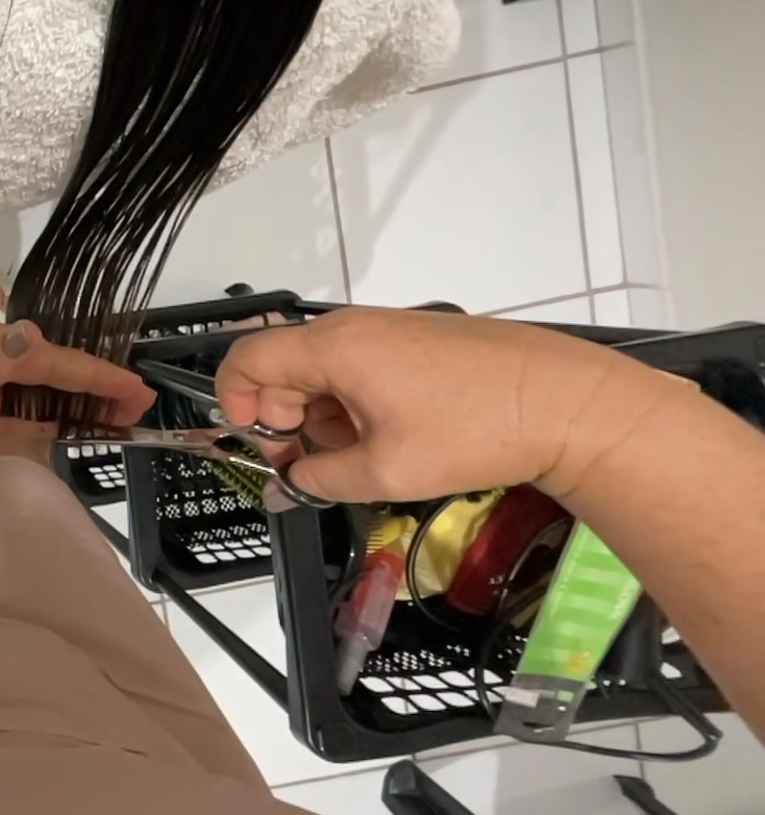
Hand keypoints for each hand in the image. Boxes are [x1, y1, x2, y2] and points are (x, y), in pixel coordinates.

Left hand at [0, 315, 156, 466]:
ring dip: (66, 406)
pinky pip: (2, 417)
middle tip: (135, 410)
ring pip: (25, 395)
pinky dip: (32, 421)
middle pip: (39, 372)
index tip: (132, 390)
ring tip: (112, 422)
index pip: (40, 354)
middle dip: (87, 388)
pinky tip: (60, 428)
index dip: (88, 372)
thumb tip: (36, 337)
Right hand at [214, 307, 682, 501]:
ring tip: (357, 451)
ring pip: (317, 368)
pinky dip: (350, 400)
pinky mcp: (413, 338)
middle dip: (280, 415)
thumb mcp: (385, 472)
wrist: (580, 407)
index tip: (258, 438)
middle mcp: (349, 328)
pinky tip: (385, 432)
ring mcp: (384, 328)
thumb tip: (288, 486)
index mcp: (331, 349)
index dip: (234, 399)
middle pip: (280, 366)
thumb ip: (318, 479)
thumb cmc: (477, 433)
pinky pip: (354, 364)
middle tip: (306, 459)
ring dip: (318, 411)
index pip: (245, 359)